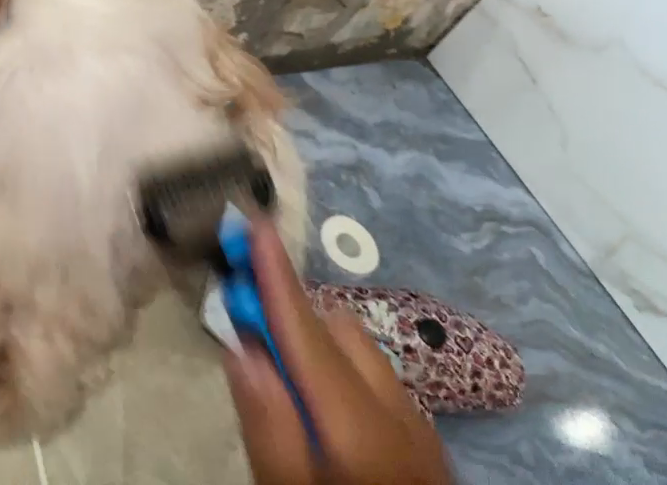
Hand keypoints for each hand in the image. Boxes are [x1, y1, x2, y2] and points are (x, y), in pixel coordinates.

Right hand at [226, 222, 452, 484]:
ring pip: (362, 352)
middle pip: (338, 331)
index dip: (276, 276)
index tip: (255, 223)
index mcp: (358, 423)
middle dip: (293, 313)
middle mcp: (396, 408)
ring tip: (280, 373)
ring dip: (317, 341)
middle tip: (246, 324)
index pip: (306, 331)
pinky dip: (341, 369)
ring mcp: (419, 424)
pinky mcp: (425, 441)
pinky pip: (377, 378)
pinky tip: (322, 407)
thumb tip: (241, 348)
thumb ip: (267, 426)